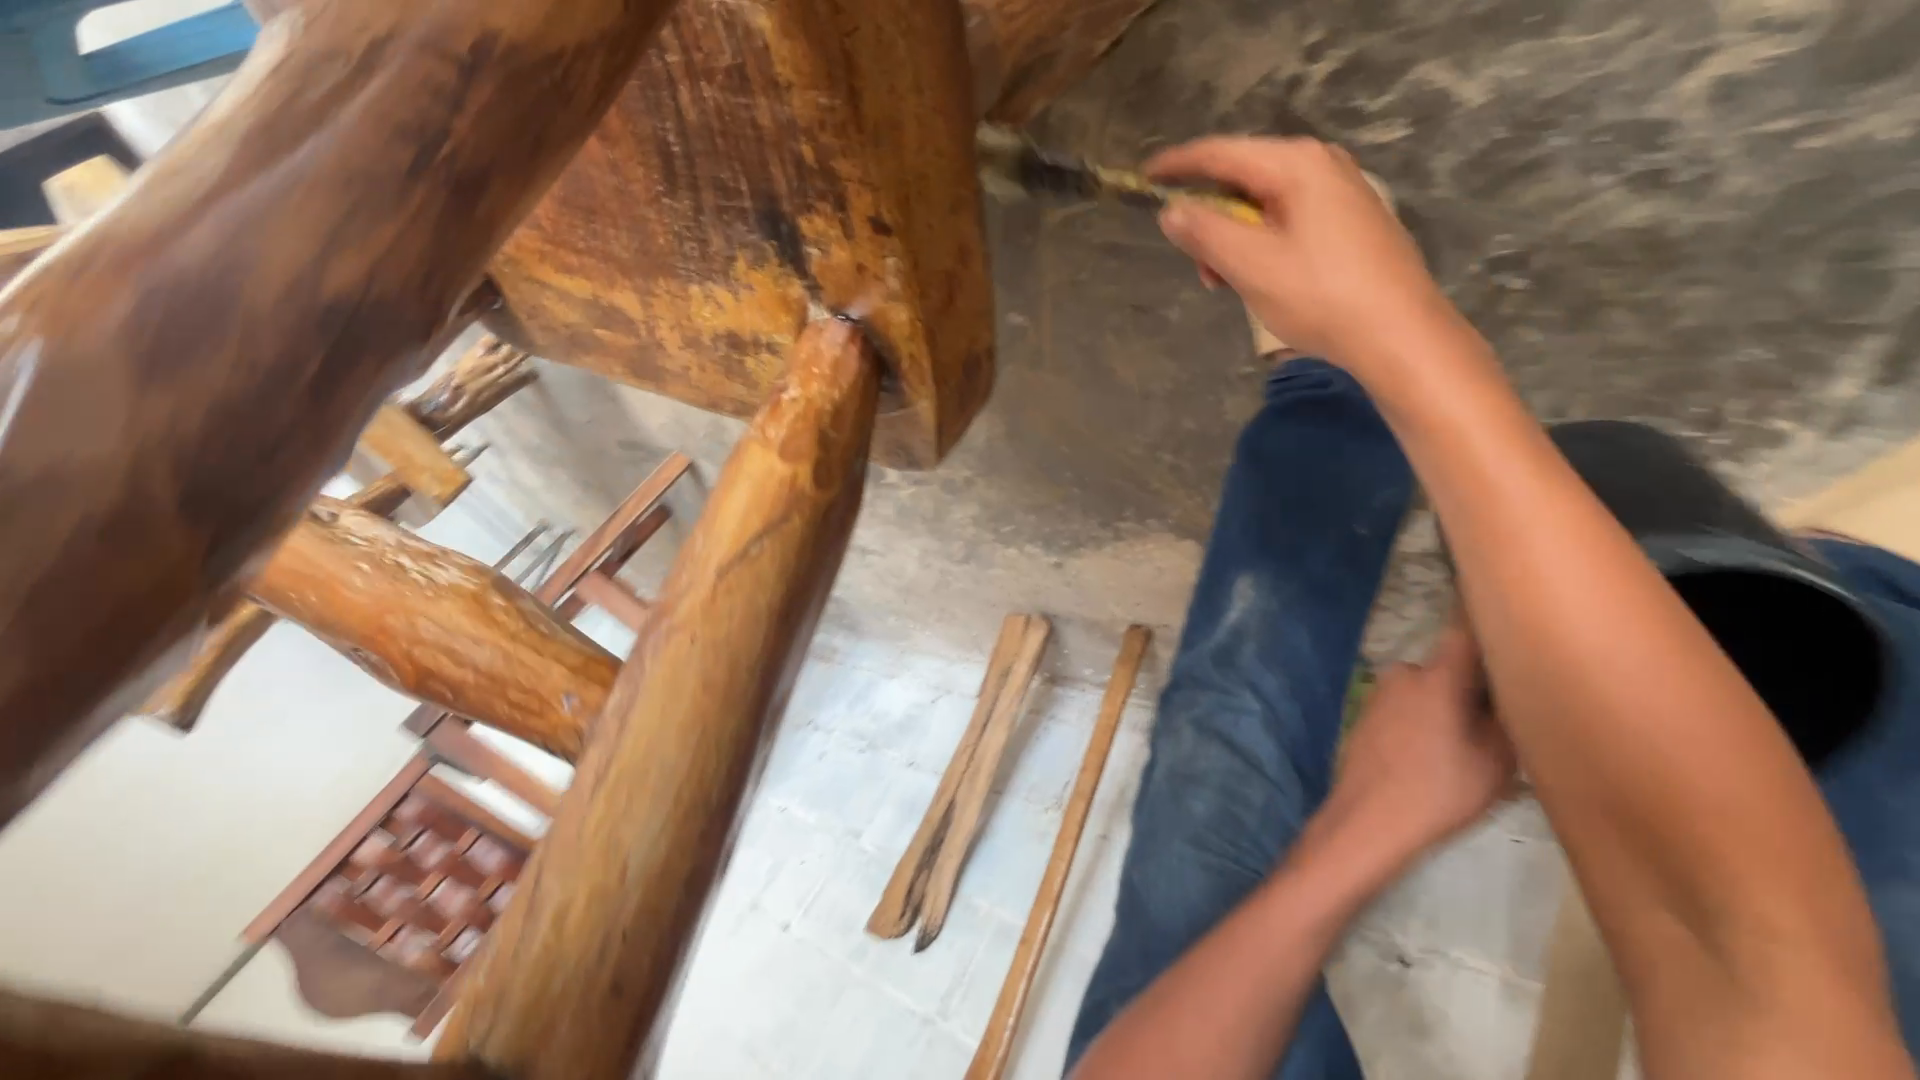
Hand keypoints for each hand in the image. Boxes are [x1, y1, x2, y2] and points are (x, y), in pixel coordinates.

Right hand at [1145, 136, 1455, 372]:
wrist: (1400, 334)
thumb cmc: (1320, 296)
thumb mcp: (1250, 265)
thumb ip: (1204, 232)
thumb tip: (1171, 211)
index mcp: (1296, 164)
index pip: (1221, 153)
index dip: (1178, 165)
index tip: (1145, 177)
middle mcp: (1322, 165)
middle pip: (1244, 179)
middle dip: (1209, 217)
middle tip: (1195, 263)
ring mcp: (1342, 193)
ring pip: (1266, 205)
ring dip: (1234, 239)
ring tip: (1224, 282)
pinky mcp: (1351, 223)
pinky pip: (1290, 221)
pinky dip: (1262, 245)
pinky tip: (1259, 279)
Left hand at [1324, 614, 1515, 861]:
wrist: (1368, 819)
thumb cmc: (1440, 789)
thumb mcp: (1497, 757)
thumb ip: (1508, 712)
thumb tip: (1515, 684)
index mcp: (1436, 675)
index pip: (1467, 633)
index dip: (1491, 631)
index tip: (1515, 639)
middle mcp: (1403, 673)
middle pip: (1451, 668)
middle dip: (1474, 688)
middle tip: (1498, 725)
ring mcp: (1379, 693)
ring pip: (1429, 690)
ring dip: (1448, 708)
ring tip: (1466, 748)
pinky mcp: (1366, 715)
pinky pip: (1408, 708)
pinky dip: (1424, 722)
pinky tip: (1433, 756)